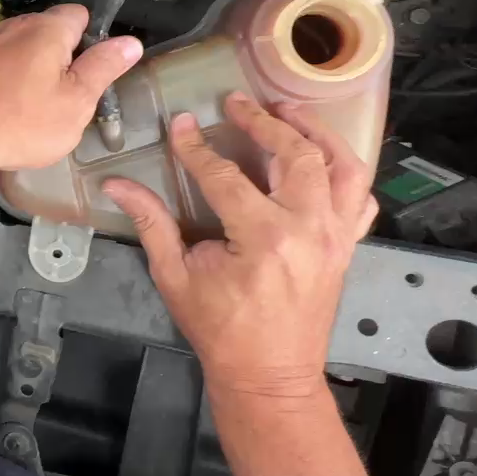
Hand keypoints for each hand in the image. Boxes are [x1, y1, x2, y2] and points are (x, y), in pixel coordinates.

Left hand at [0, 3, 143, 183]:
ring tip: (45, 108)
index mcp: (46, 28)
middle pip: (57, 32)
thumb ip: (104, 66)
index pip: (82, 15)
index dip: (95, 41)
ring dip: (44, 73)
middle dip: (69, 59)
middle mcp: (16, 27)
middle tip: (73, 96)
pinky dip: (20, 81)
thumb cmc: (22, 123)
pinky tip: (19, 109)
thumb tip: (130, 41)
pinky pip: (10, 65)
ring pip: (32, 51)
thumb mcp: (77, 100)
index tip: (95, 71)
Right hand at [101, 92, 375, 404]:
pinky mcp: (347, 247)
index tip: (180, 124)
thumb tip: (115, 184)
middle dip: (265, 122)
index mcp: (263, 238)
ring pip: (343, 169)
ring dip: (317, 133)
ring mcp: (336, 238)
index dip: (197, 147)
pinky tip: (322, 157)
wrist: (269, 374)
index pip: (224, 175)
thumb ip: (151, 222)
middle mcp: (309, 231)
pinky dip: (345, 171)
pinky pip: (361, 199)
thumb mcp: (173, 274)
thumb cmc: (217, 326)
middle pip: (296, 157)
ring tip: (290, 110)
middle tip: (237, 102)